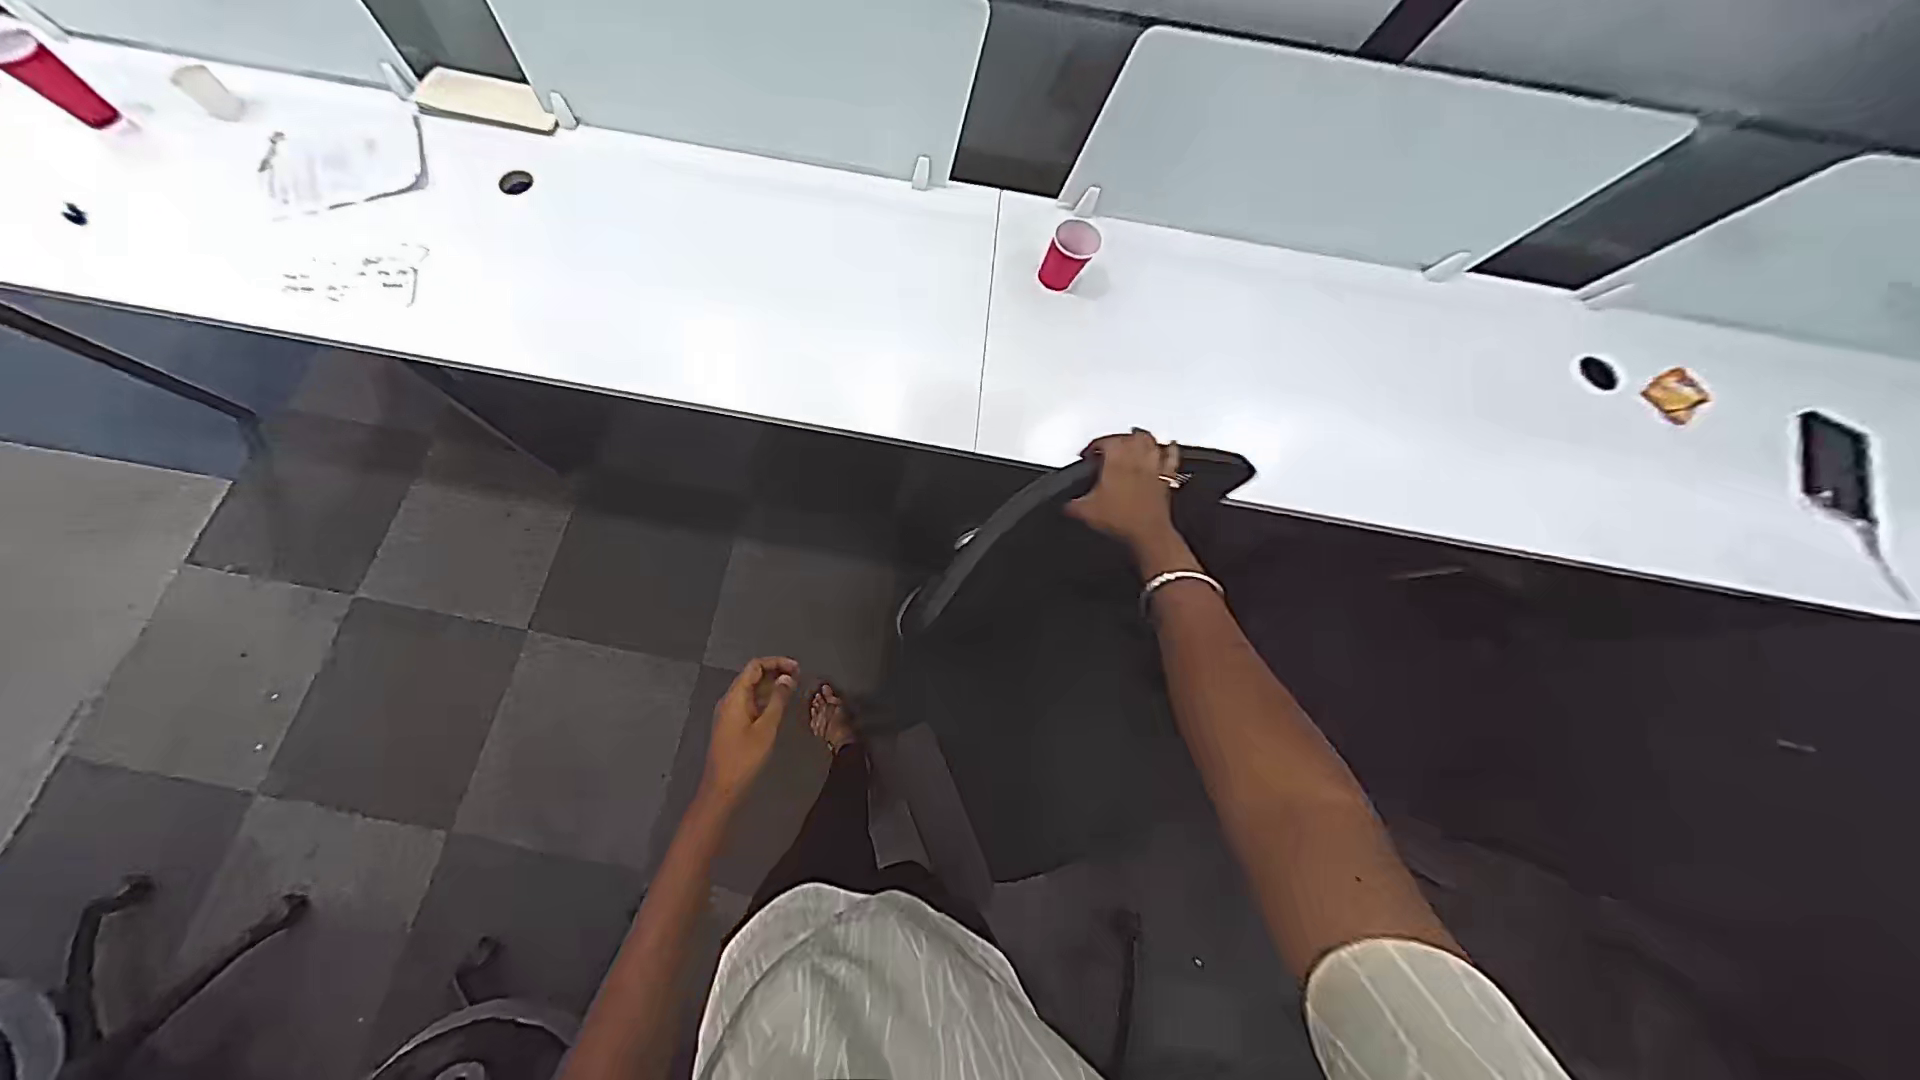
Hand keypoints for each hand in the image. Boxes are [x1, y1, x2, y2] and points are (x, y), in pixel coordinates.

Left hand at [699, 657, 797, 808]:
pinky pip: (750, 702)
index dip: (776, 662)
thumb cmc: (744, 758)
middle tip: (798, 676)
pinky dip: (766, 698)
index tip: (797, 668)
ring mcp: (729, 713)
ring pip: (752, 689)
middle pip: (752, 675)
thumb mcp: (766, 728)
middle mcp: (729, 700)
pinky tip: (780, 705)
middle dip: (775, 672)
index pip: (754, 666)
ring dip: (771, 685)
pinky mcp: (733, 724)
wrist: (722, 788)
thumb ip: (778, 700)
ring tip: (793, 688)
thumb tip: (787, 677)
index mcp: (735, 697)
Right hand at [1065, 429, 1186, 558]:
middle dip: (1117, 437)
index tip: (1088, 453)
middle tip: (1109, 442)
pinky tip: (1170, 445)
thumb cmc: (1122, 520)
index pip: (1105, 441)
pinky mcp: (1166, 479)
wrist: (1147, 533)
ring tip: (1134, 436)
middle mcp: (1136, 460)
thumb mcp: (1086, 512)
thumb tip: (1065, 505)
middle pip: (1128, 436)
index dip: (1094, 445)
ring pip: (1150, 441)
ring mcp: (1153, 468)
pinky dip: (1170, 449)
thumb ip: (1072, 505)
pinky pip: (1171, 457)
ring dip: (1141, 437)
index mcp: (1115, 462)